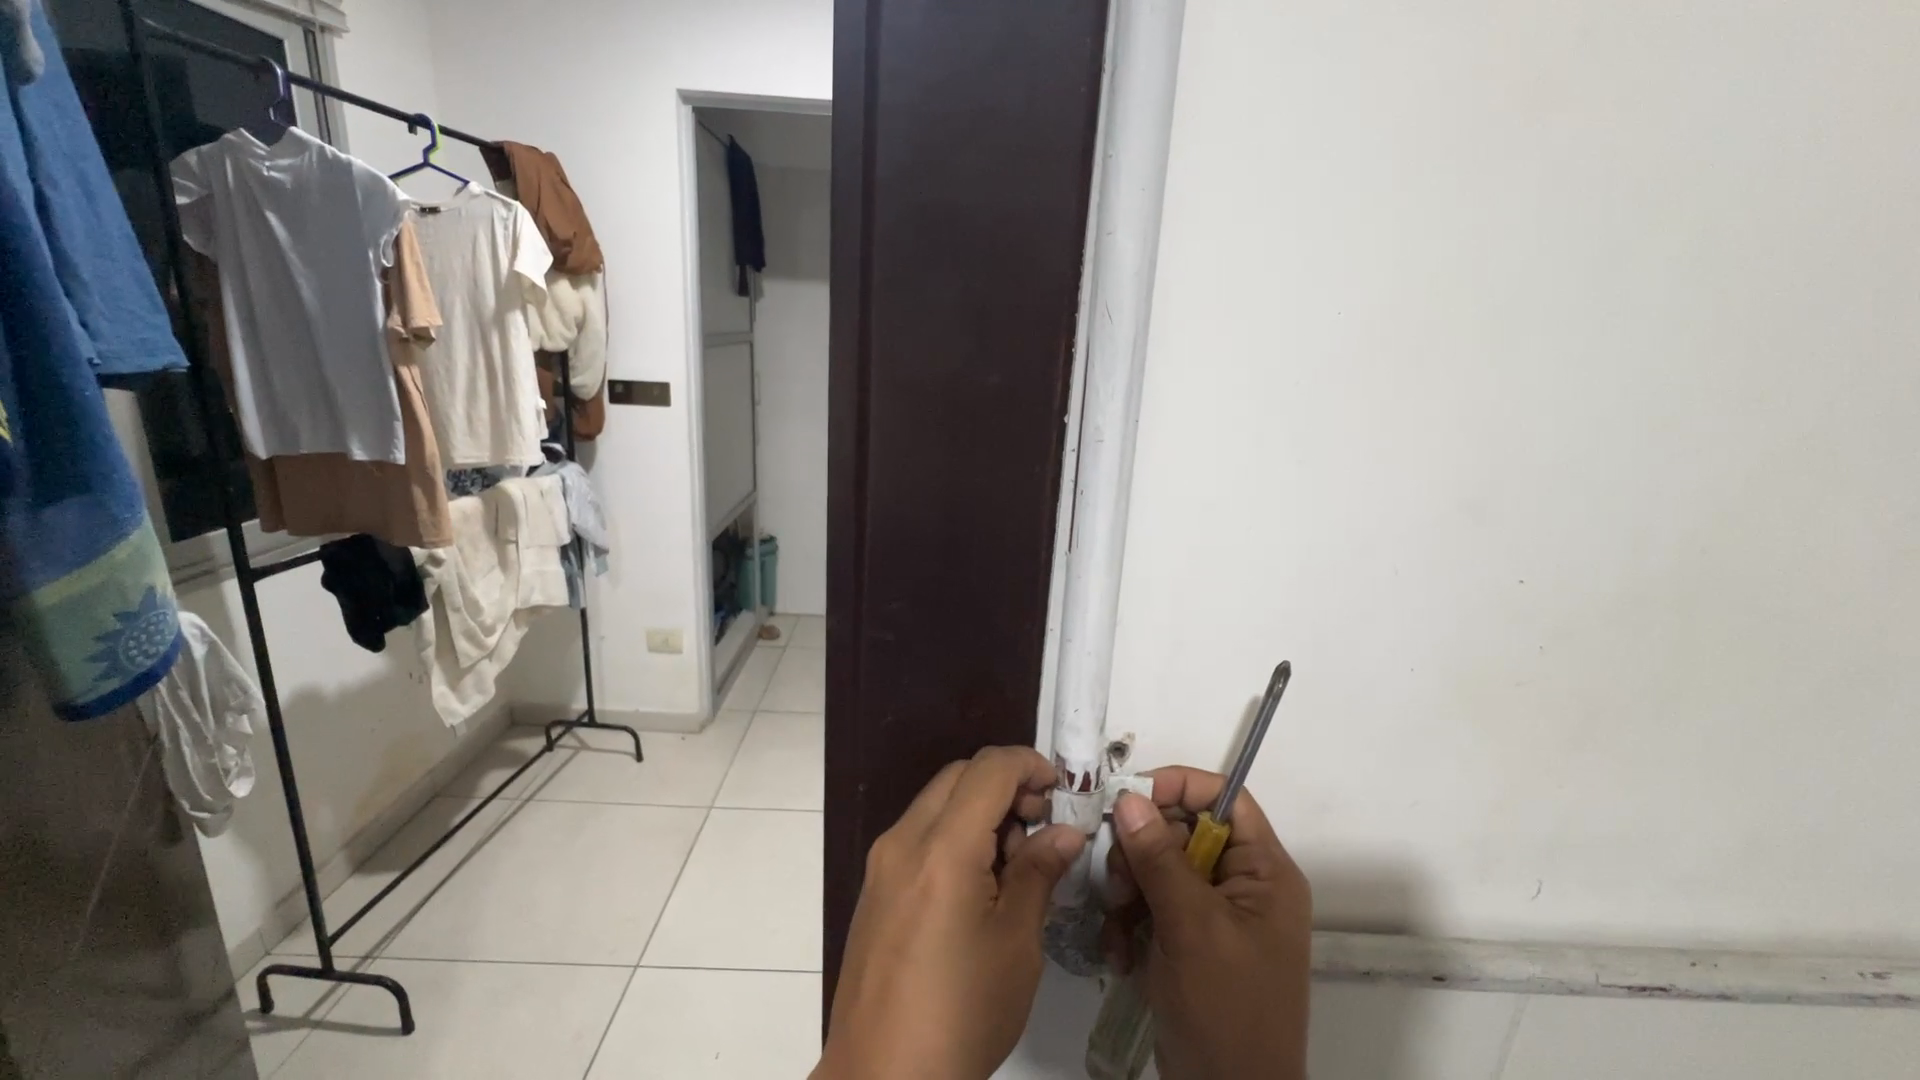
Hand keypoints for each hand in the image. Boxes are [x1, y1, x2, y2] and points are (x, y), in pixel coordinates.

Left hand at [815, 746, 1087, 1079]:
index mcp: (941, 850)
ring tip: (1015, 860)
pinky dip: (954, 833)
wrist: (882, 1078)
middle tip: (1042, 824)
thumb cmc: (961, 1013)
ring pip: (937, 802)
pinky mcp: (875, 888)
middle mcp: (903, 841)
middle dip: (1005, 784)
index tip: (1061, 789)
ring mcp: (882, 864)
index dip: (1029, 764)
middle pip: (958, 777)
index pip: (988, 769)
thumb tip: (1065, 832)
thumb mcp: (1015, 944)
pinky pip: (919, 834)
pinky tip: (980, 881)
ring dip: (979, 808)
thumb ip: (1038, 874)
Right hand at [1104, 767, 1311, 1079]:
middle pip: (1180, 831)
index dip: (1178, 787)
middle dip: (1140, 853)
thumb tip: (1128, 797)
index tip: (1128, 798)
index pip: (1224, 798)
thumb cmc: (1226, 1007)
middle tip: (1117, 883)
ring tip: (1118, 926)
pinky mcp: (1186, 942)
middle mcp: (1240, 884)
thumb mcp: (1191, 926)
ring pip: (1156, 868)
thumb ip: (1159, 857)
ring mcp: (1212, 915)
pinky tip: (1121, 954)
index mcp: (1263, 871)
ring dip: (1127, 893)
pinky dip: (1128, 924)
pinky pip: (1148, 907)